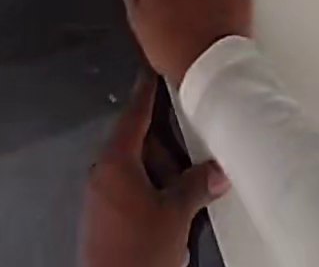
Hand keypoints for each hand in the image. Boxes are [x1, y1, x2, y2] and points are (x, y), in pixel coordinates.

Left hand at [81, 75, 229, 266]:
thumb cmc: (140, 252)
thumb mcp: (175, 215)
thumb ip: (196, 184)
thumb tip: (218, 171)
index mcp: (115, 160)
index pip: (135, 113)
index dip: (148, 91)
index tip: (153, 70)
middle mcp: (102, 171)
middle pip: (138, 141)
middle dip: (166, 143)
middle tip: (192, 139)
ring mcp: (100, 196)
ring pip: (136, 167)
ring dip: (161, 170)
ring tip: (188, 180)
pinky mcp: (103, 218)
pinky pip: (129, 188)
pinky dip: (150, 187)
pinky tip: (171, 202)